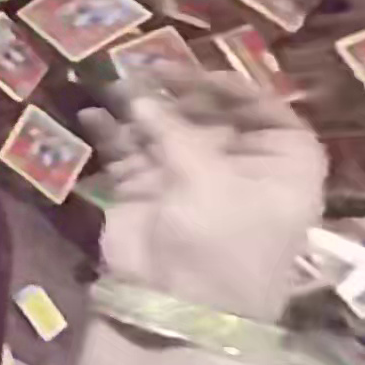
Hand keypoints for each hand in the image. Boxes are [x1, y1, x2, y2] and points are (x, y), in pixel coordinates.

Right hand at [80, 69, 325, 321]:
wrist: (174, 294)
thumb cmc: (219, 240)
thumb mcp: (210, 181)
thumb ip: (173, 134)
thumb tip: (138, 95)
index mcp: (276, 167)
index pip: (265, 115)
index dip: (233, 90)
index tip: (191, 72)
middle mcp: (230, 167)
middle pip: (206, 118)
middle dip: (174, 95)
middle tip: (139, 70)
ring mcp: (181, 177)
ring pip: (159, 131)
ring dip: (135, 109)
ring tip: (107, 86)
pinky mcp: (138, 187)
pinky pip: (123, 151)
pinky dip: (107, 133)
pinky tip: (89, 115)